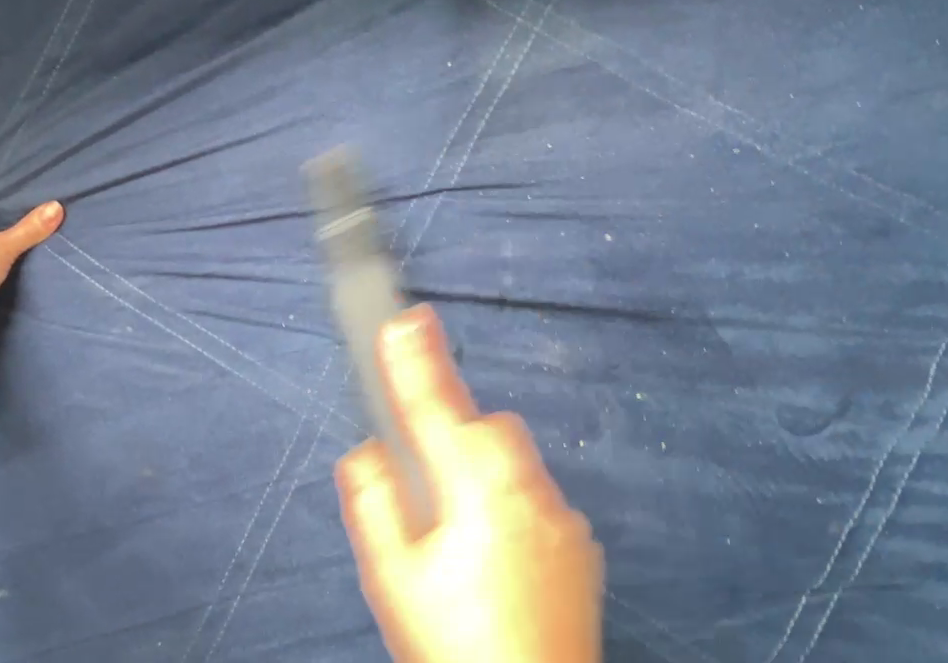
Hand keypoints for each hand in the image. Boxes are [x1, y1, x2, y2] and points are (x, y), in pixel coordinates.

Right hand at [336, 306, 601, 662]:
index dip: (413, 357)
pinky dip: (510, 503)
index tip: (401, 318)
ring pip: (510, 459)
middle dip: (454, 435)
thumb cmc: (454, 644)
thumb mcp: (390, 576)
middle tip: (428, 481)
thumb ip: (373, 498)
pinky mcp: (579, 542)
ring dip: (481, 471)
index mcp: (472, 485)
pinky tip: (495, 555)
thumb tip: (369, 449)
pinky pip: (534, 495)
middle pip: (484, 426)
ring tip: (459, 532)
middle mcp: (523, 486)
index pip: (433, 402)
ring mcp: (558, 514)